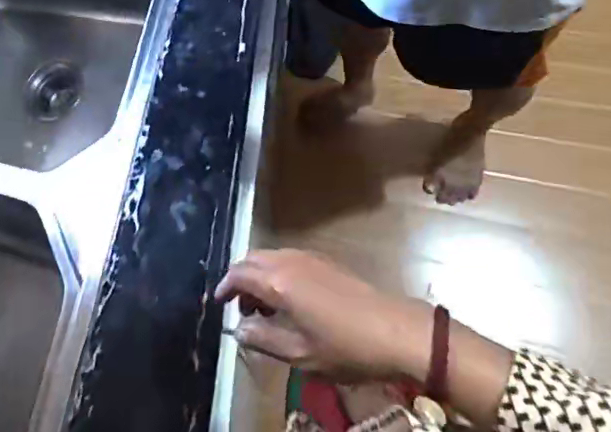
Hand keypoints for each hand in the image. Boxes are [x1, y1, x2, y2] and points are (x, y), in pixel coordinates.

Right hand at [216, 249, 434, 380]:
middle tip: (241, 310)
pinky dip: (278, 274)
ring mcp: (310, 256)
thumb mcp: (299, 354)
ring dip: (260, 277)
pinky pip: (289, 259)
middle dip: (241, 280)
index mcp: (279, 280)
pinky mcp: (325, 261)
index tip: (218, 304)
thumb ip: (263, 339)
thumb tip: (239, 329)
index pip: (240, 273)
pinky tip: (289, 302)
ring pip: (272, 257)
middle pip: (253, 259)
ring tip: (264, 311)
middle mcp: (290, 259)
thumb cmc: (343, 346)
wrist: (392, 329)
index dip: (225, 286)